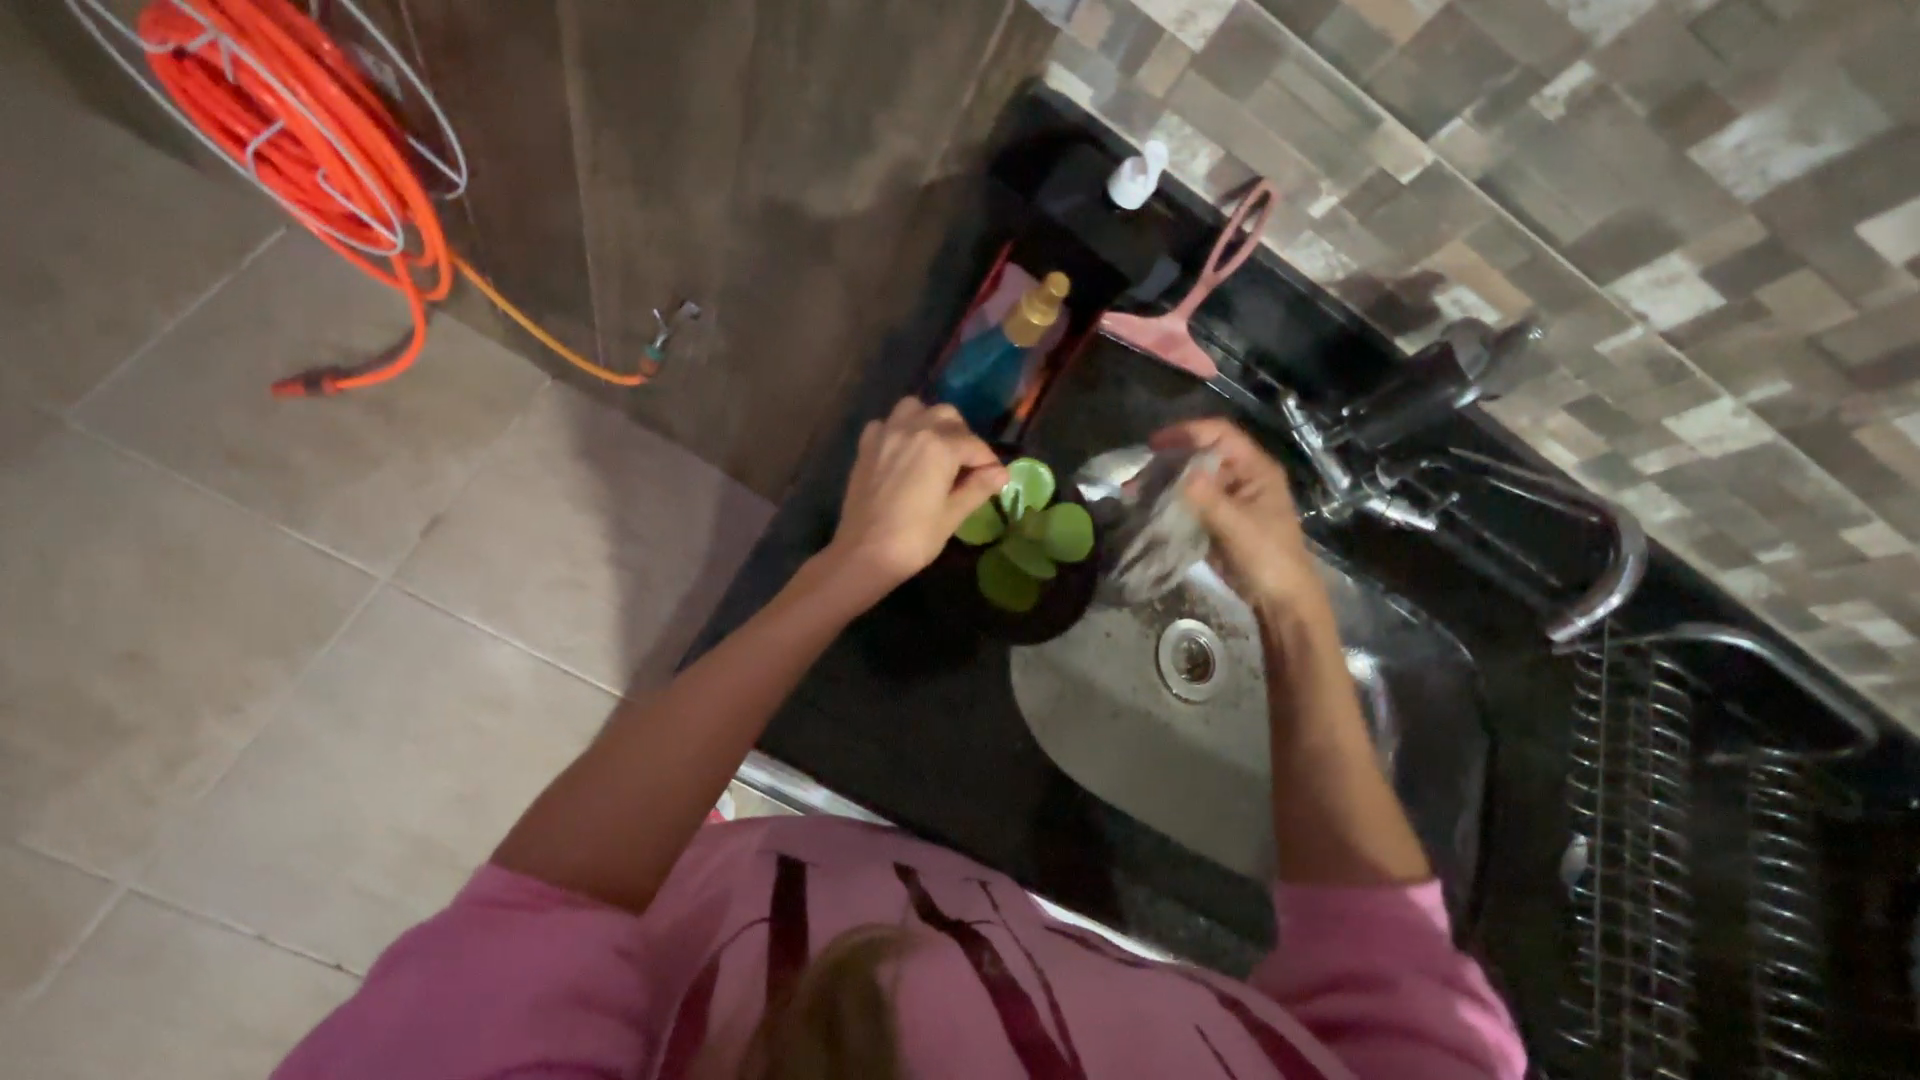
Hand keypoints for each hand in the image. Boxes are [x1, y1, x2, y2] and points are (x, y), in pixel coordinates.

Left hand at [825, 398, 1007, 599]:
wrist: (864, 552)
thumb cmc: (915, 538)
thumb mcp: (952, 515)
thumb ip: (978, 487)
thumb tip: (1001, 473)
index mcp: (940, 446)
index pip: (974, 444)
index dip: (988, 461)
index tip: (994, 478)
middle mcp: (913, 429)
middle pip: (947, 416)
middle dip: (962, 436)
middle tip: (966, 464)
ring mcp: (886, 434)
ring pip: (915, 409)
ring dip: (930, 422)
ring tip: (935, 449)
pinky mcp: (866, 446)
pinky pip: (887, 423)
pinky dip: (899, 430)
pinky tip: (903, 453)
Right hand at [1151, 418, 1329, 627]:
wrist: (1281, 600)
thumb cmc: (1268, 557)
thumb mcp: (1238, 526)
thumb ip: (1208, 497)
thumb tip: (1180, 472)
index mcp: (1255, 470)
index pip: (1220, 435)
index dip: (1188, 433)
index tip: (1154, 445)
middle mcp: (1241, 478)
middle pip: (1202, 456)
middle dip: (1169, 462)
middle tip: (1138, 478)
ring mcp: (1229, 499)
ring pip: (1192, 480)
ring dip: (1166, 484)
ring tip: (1136, 495)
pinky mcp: (1217, 520)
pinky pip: (1190, 503)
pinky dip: (1170, 503)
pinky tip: (1149, 509)